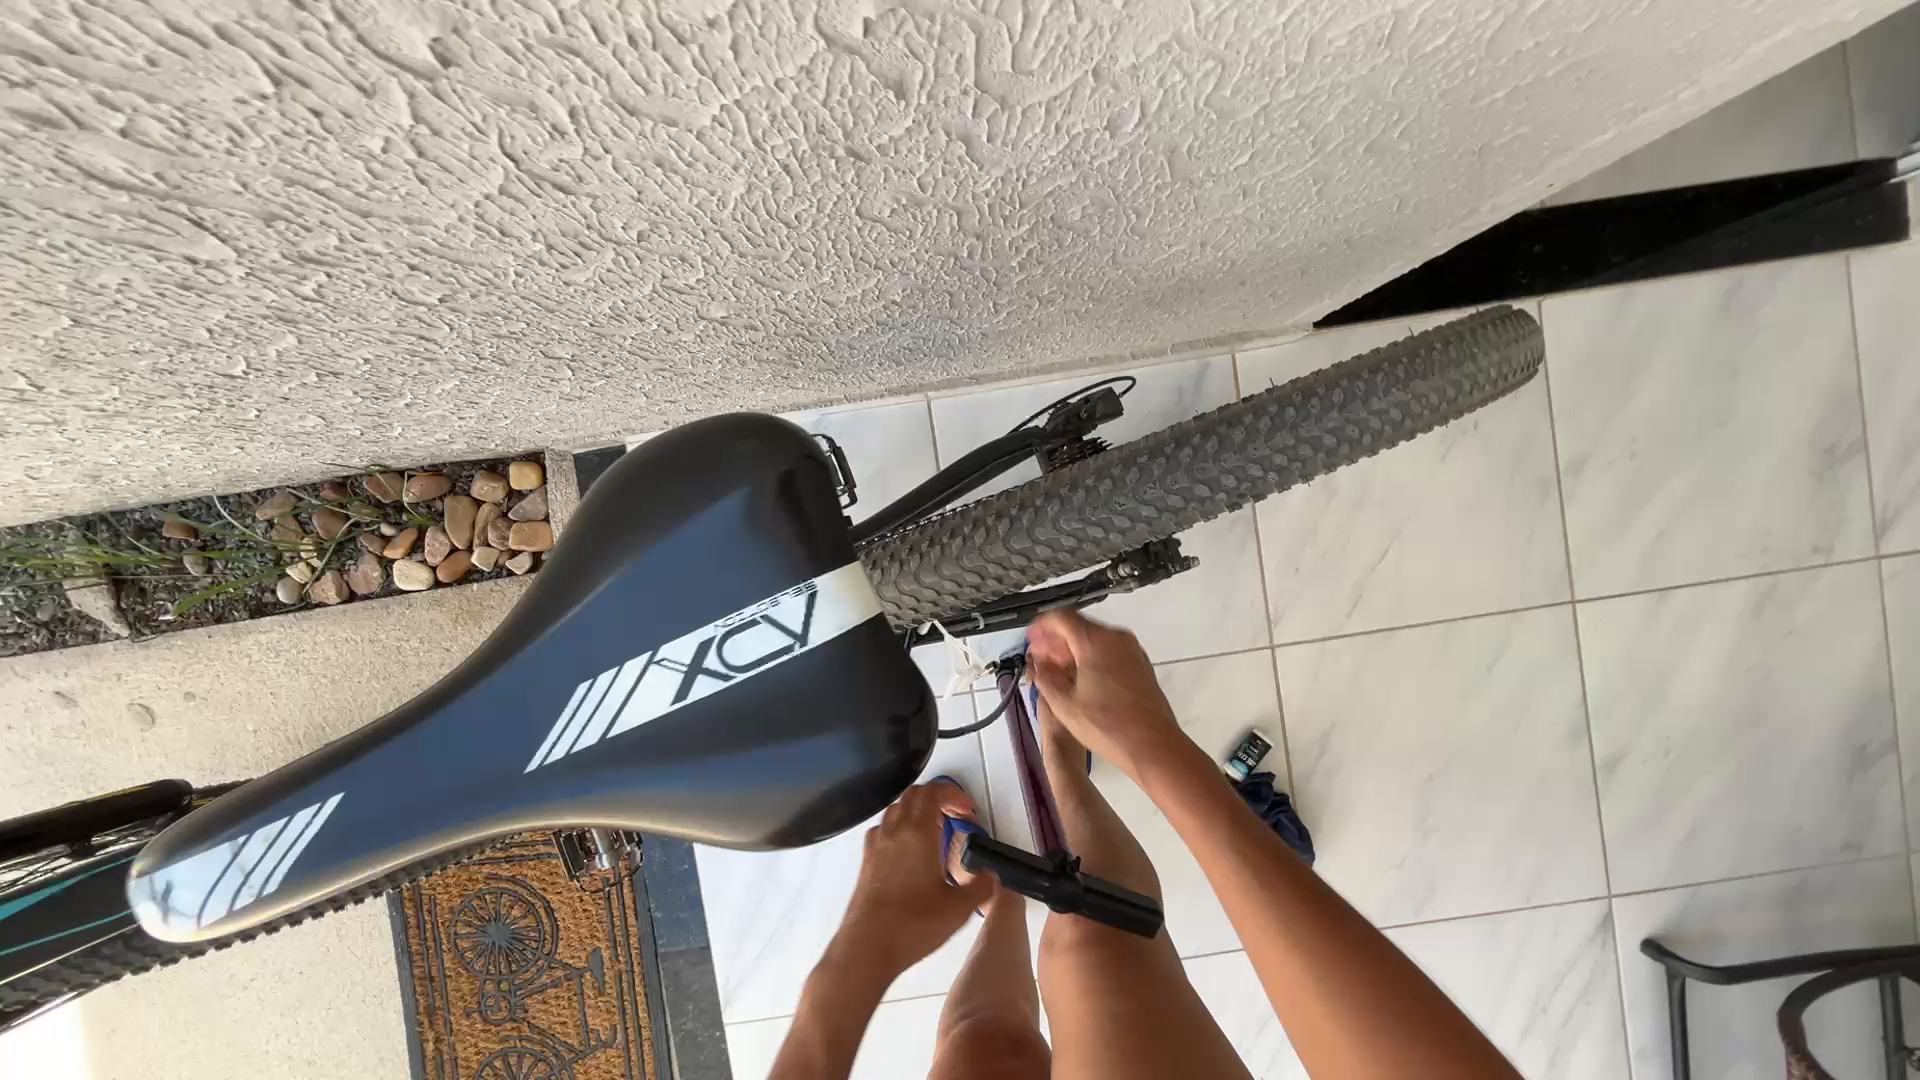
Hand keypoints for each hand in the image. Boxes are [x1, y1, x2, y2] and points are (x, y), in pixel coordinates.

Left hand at [838, 781, 993, 974]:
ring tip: (935, 833)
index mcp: (918, 832)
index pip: (934, 792)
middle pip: (914, 795)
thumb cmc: (913, 925)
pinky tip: (909, 851)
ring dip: (918, 810)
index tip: (967, 811)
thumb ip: (981, 887)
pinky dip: (899, 827)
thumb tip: (991, 877)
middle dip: (938, 798)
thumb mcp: (958, 909)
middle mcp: (895, 830)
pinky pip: (884, 828)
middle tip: (956, 817)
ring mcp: (877, 844)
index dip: (953, 794)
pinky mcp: (866, 860)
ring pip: (897, 808)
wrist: (867, 947)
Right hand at [1026, 609, 1187, 778]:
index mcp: (1095, 641)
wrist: (1153, 745)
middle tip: (1041, 657)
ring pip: (1095, 638)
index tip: (1031, 641)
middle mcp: (1116, 638)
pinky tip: (1082, 678)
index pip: (1061, 617)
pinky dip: (1092, 656)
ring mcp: (1132, 650)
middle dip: (1057, 640)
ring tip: (1058, 670)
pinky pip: (1110, 650)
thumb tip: (1039, 662)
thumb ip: (1045, 676)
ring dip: (1074, 649)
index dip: (1041, 626)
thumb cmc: (1107, 726)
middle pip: (1079, 626)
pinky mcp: (1140, 663)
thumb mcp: (1064, 704)